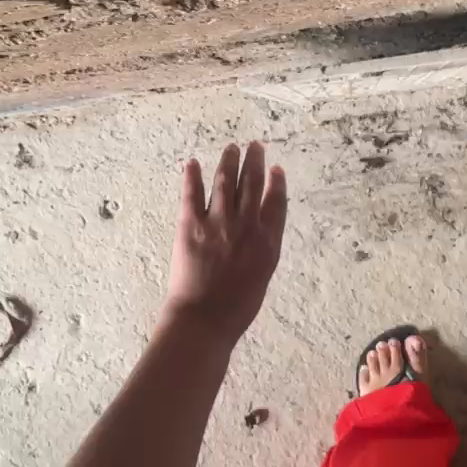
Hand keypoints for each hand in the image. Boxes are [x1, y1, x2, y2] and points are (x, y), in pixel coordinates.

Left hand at [162, 141, 287, 343]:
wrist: (205, 320)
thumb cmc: (236, 307)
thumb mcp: (262, 276)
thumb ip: (263, 249)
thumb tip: (261, 230)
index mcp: (267, 242)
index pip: (276, 203)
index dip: (277, 183)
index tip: (276, 168)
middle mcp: (245, 226)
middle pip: (252, 185)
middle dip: (254, 162)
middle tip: (254, 146)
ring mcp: (217, 223)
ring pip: (225, 182)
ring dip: (229, 162)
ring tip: (231, 148)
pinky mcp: (190, 226)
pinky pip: (192, 194)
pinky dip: (192, 176)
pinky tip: (192, 163)